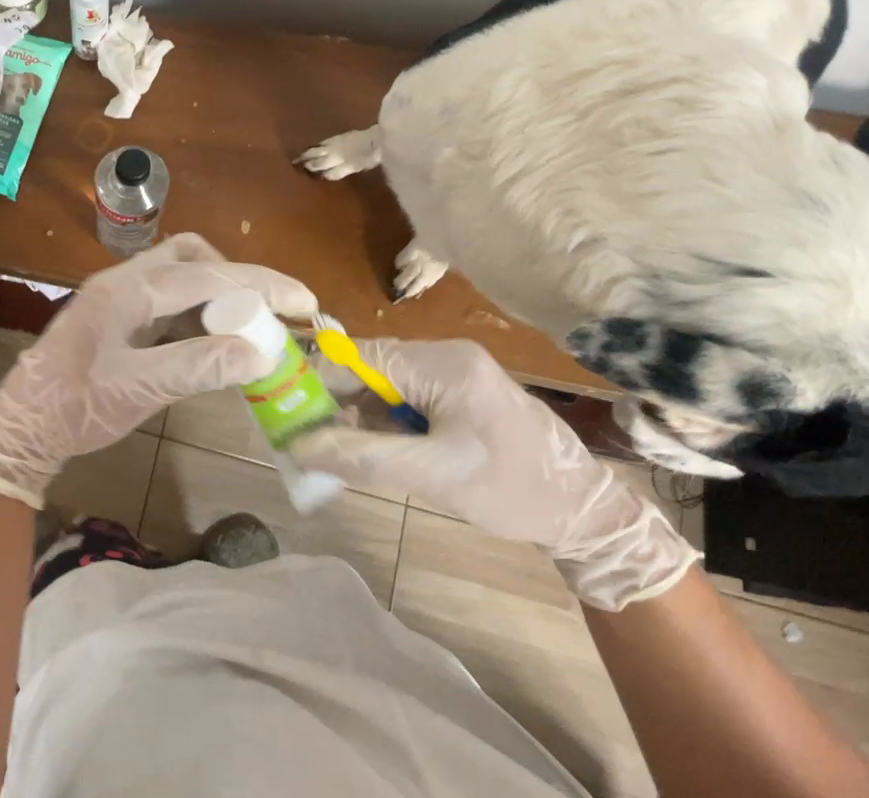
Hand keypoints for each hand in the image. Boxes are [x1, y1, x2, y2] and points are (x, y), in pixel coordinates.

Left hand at [0, 234, 315, 507]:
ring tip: (254, 325)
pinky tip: (217, 338)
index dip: (260, 286)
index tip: (305, 302)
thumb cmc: (74, 408)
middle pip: (193, 258)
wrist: (21, 428)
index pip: (207, 274)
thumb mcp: (139, 390)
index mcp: (126, 290)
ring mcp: (118, 298)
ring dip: (220, 293)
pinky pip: (167, 300)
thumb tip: (262, 351)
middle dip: (241, 279)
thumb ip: (198, 366)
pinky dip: (198, 311)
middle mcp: (122, 282)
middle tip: (279, 311)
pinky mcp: (117, 318)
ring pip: (180, 275)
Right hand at [295, 339, 697, 609]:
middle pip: (364, 370)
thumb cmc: (514, 490)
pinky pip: (399, 400)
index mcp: (442, 363)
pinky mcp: (455, 394)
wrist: (588, 512)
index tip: (281, 417)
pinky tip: (368, 453)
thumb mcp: (433, 475)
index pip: (356, 358)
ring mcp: (451, 374)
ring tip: (330, 455)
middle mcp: (444, 356)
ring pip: (377, 387)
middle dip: (331, 405)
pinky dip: (376, 426)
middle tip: (302, 444)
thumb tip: (296, 447)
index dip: (313, 384)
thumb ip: (361, 456)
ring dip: (353, 419)